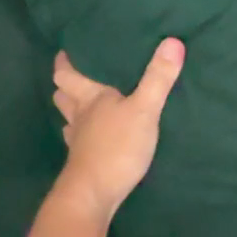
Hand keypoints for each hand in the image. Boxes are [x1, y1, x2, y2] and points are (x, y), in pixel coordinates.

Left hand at [50, 40, 183, 220]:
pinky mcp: (84, 161)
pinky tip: (93, 135)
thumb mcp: (144, 109)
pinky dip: (83, 133)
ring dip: (73, 108)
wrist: (93, 196)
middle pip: (63, 96)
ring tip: (85, 100)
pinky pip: (79, 140)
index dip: (66, 62)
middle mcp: (80, 116)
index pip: (68, 75)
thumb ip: (158, 78)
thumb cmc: (116, 147)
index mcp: (91, 99)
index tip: (67, 49)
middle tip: (77, 72)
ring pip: (69, 118)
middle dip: (66, 84)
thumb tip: (173, 41)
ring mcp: (80, 141)